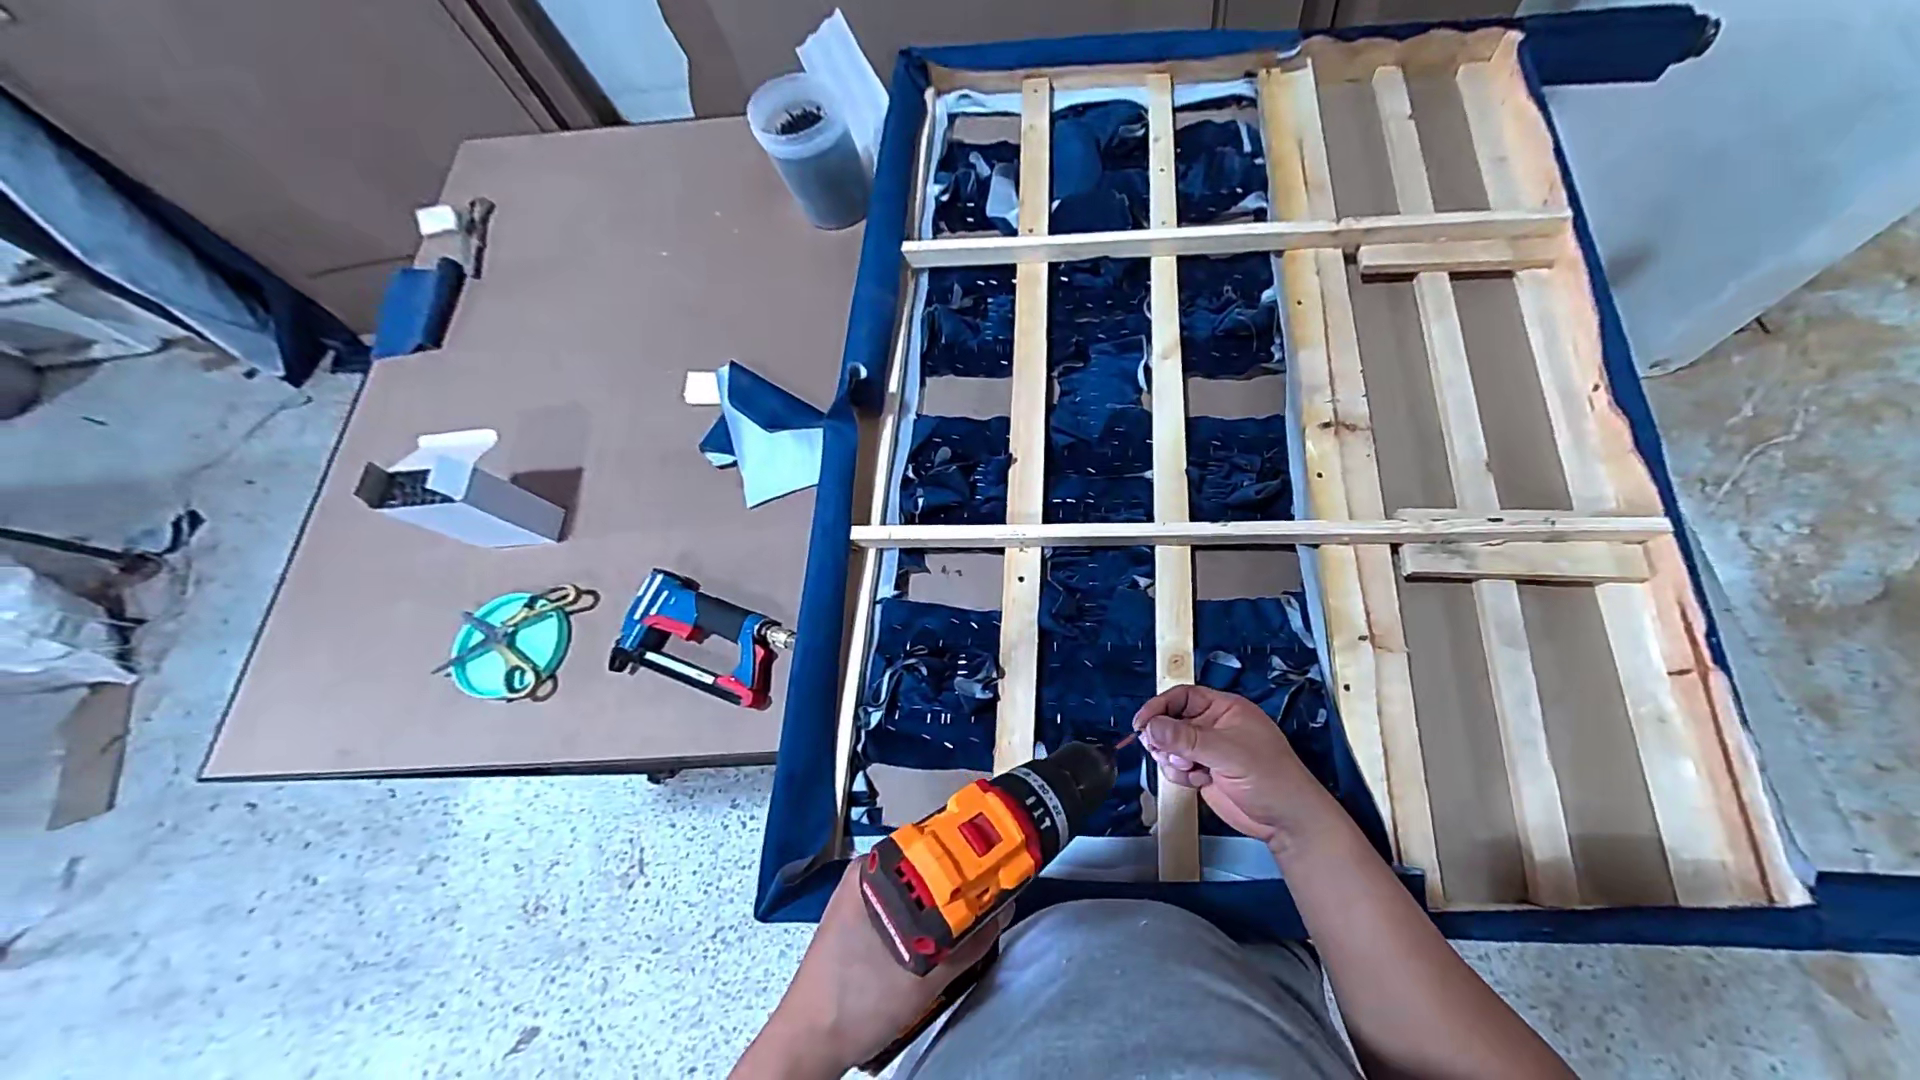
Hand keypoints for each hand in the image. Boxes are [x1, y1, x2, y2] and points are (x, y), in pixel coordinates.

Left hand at [734, 860, 1007, 1078]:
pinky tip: (940, 944)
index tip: (998, 864)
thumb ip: (967, 943)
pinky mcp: (862, 922)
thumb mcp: (922, 976)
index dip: (967, 853)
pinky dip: (927, 922)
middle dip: (958, 883)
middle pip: (926, 867)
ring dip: (944, 907)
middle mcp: (865, 875)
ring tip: (971, 923)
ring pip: (917, 891)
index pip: (930, 842)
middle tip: (989, 899)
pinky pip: (905, 909)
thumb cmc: (852, 1004)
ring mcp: (861, 899)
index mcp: (871, 871)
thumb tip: (1001, 911)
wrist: (807, 1044)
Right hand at [1133, 684, 1338, 849]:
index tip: (1142, 723)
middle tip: (1163, 750)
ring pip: (1169, 745)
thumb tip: (1150, 727)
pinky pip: (1174, 766)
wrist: (1286, 822)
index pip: (1182, 697)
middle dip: (1163, 737)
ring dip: (1171, 758)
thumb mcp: (1228, 752)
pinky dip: (1178, 774)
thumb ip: (1186, 739)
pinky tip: (1197, 781)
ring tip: (1190, 769)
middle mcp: (1213, 725)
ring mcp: (1207, 749)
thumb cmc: (1271, 778)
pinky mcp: (1202, 771)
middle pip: (1171, 721)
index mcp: (1224, 709)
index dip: (1160, 707)